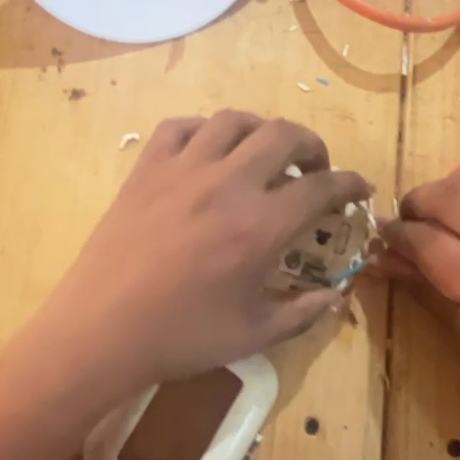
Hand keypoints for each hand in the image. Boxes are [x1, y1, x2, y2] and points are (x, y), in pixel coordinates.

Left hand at [22, 111, 369, 402]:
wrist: (101, 331)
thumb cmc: (181, 338)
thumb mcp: (253, 335)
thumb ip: (303, 313)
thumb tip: (337, 297)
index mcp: (261, 226)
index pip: (322, 187)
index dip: (350, 183)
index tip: (358, 188)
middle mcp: (227, 183)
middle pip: (284, 135)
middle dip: (312, 146)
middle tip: (314, 170)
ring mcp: (182, 170)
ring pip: (234, 121)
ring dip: (261, 131)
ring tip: (264, 154)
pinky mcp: (146, 170)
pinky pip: (180, 127)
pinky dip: (205, 131)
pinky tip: (208, 153)